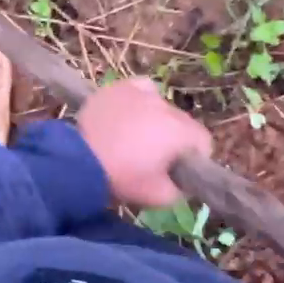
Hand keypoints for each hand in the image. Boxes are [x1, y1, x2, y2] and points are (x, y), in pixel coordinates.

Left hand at [77, 78, 212, 208]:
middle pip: (183, 122)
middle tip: (154, 156)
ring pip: (162, 106)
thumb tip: (184, 181)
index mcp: (180, 132)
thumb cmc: (122, 177)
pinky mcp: (121, 86)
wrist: (79, 158)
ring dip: (157, 119)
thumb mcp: (159, 196)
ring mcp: (142, 93)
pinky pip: (142, 88)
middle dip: (175, 138)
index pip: (204, 140)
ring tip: (137, 135)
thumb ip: (181, 189)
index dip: (195, 157)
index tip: (179, 169)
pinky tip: (131, 111)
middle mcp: (165, 106)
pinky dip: (142, 99)